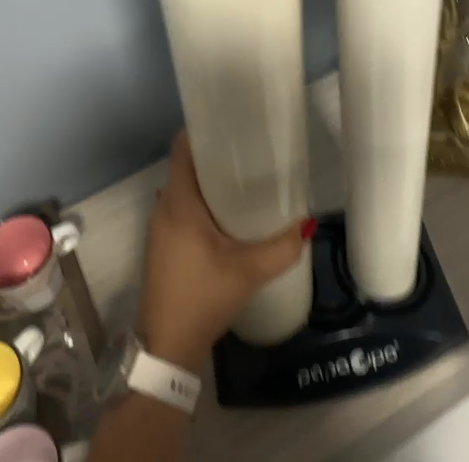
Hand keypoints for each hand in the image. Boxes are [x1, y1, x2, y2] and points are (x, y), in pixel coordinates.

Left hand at [135, 133, 309, 367]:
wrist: (167, 345)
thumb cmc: (202, 297)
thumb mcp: (248, 272)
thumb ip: (281, 247)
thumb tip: (307, 224)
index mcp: (179, 203)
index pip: (182, 148)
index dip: (203, 130)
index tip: (232, 124)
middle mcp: (164, 208)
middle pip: (186, 167)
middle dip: (215, 156)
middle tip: (251, 150)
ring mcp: (160, 228)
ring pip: (185, 190)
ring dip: (210, 182)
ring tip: (246, 178)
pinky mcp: (164, 246)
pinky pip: (183, 209)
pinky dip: (204, 203)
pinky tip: (230, 214)